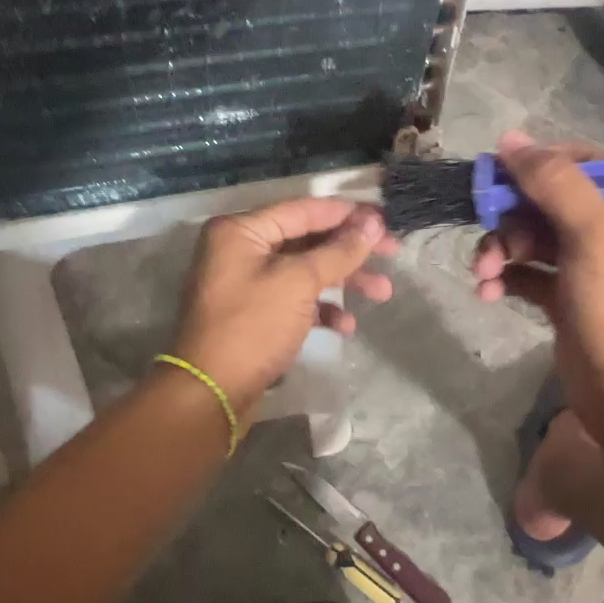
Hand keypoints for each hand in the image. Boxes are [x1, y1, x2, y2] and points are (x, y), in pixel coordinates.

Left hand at [172, 198, 397, 413]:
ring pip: (303, 271)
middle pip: (306, 239)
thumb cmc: (252, 327)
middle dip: (350, 250)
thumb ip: (338, 251)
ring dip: (343, 280)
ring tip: (383, 293)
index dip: (348, 213)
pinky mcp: (253, 315)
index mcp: (240, 230)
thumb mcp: (298, 282)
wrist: (210, 393)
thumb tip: (373, 223)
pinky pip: (293, 300)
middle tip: (393, 253)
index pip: (303, 209)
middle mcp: (239, 249)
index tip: (386, 218)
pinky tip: (345, 326)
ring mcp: (244, 283)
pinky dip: (320, 308)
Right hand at [470, 132, 603, 438]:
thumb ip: (555, 183)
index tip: (498, 176)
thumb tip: (508, 139)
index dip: (539, 165)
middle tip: (488, 237)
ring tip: (484, 273)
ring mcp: (590, 265)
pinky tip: (487, 292)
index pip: (585, 162)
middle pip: (549, 200)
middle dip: (510, 216)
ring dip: (501, 248)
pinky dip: (505, 276)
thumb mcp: (594, 238)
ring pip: (532, 235)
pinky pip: (527, 271)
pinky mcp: (566, 298)